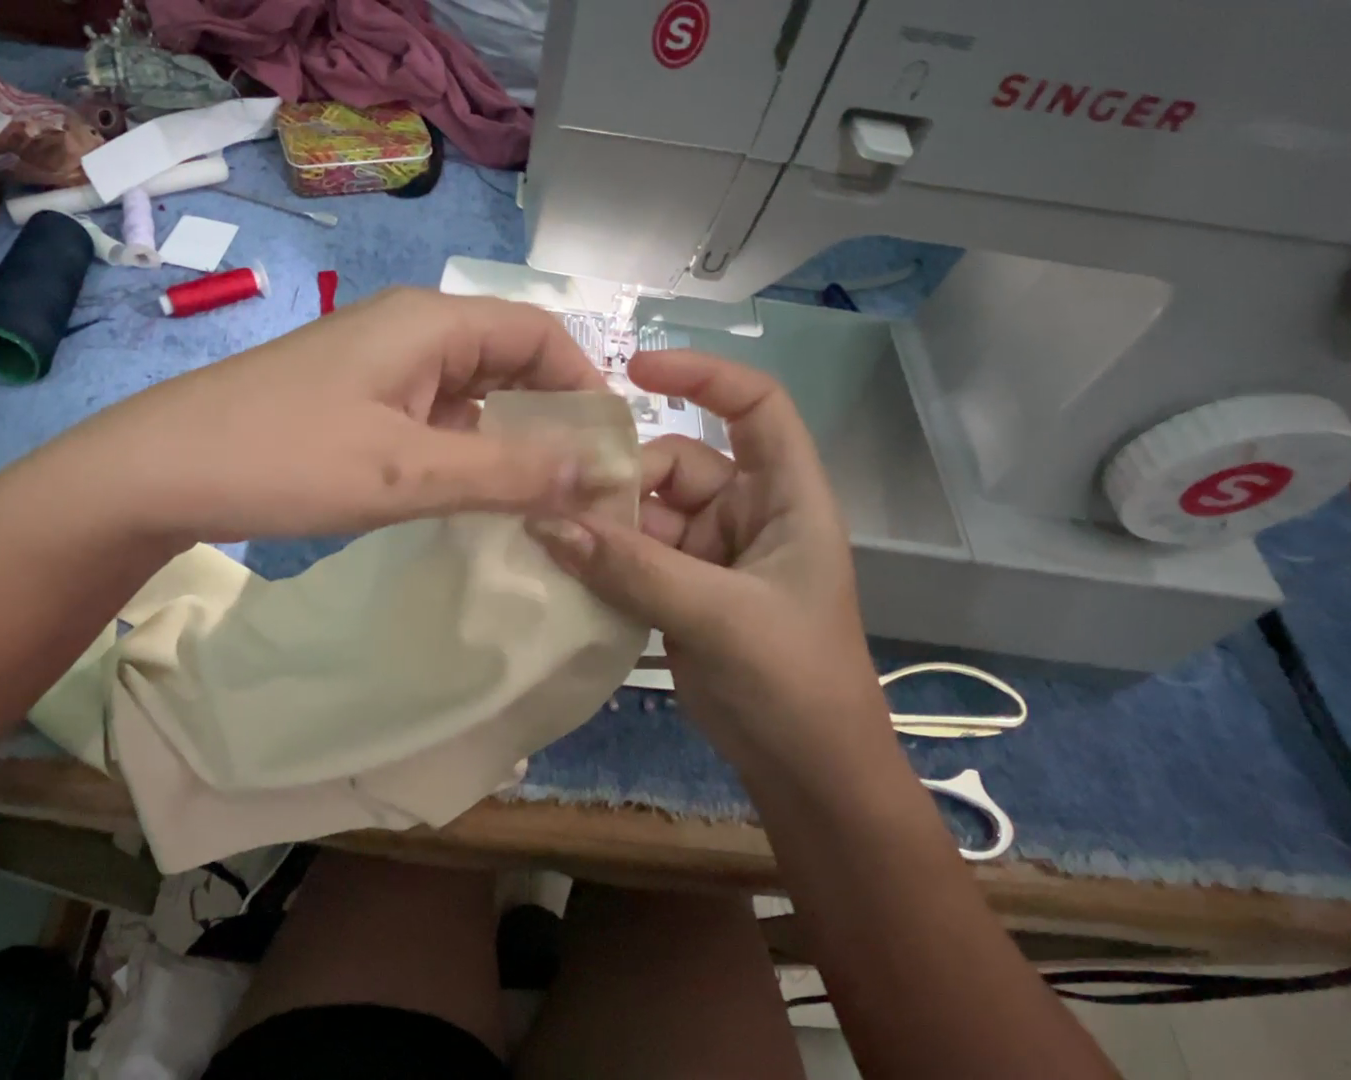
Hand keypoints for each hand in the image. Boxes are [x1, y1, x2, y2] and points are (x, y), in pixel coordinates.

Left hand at [64, 288, 612, 540]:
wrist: (159, 471)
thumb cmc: (285, 459)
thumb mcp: (406, 472)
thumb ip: (507, 472)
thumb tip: (601, 472)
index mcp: (431, 323)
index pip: (542, 334)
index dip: (587, 386)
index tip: (614, 452)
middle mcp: (409, 332)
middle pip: (509, 361)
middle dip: (552, 419)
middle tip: (584, 488)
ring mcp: (376, 368)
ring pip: (470, 395)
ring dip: (507, 442)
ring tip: (538, 503)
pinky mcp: (352, 402)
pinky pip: (430, 418)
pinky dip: (461, 452)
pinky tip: (469, 498)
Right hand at [526, 350, 886, 762]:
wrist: (806, 770)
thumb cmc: (792, 680)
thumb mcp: (717, 616)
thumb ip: (632, 568)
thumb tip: (545, 522)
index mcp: (787, 499)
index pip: (756, 407)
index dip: (703, 375)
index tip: (633, 371)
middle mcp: (749, 516)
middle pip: (678, 465)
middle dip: (624, 480)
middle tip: (560, 505)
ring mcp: (712, 558)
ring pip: (646, 516)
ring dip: (603, 527)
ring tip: (547, 539)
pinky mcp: (681, 595)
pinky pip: (633, 560)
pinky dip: (601, 562)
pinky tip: (559, 568)